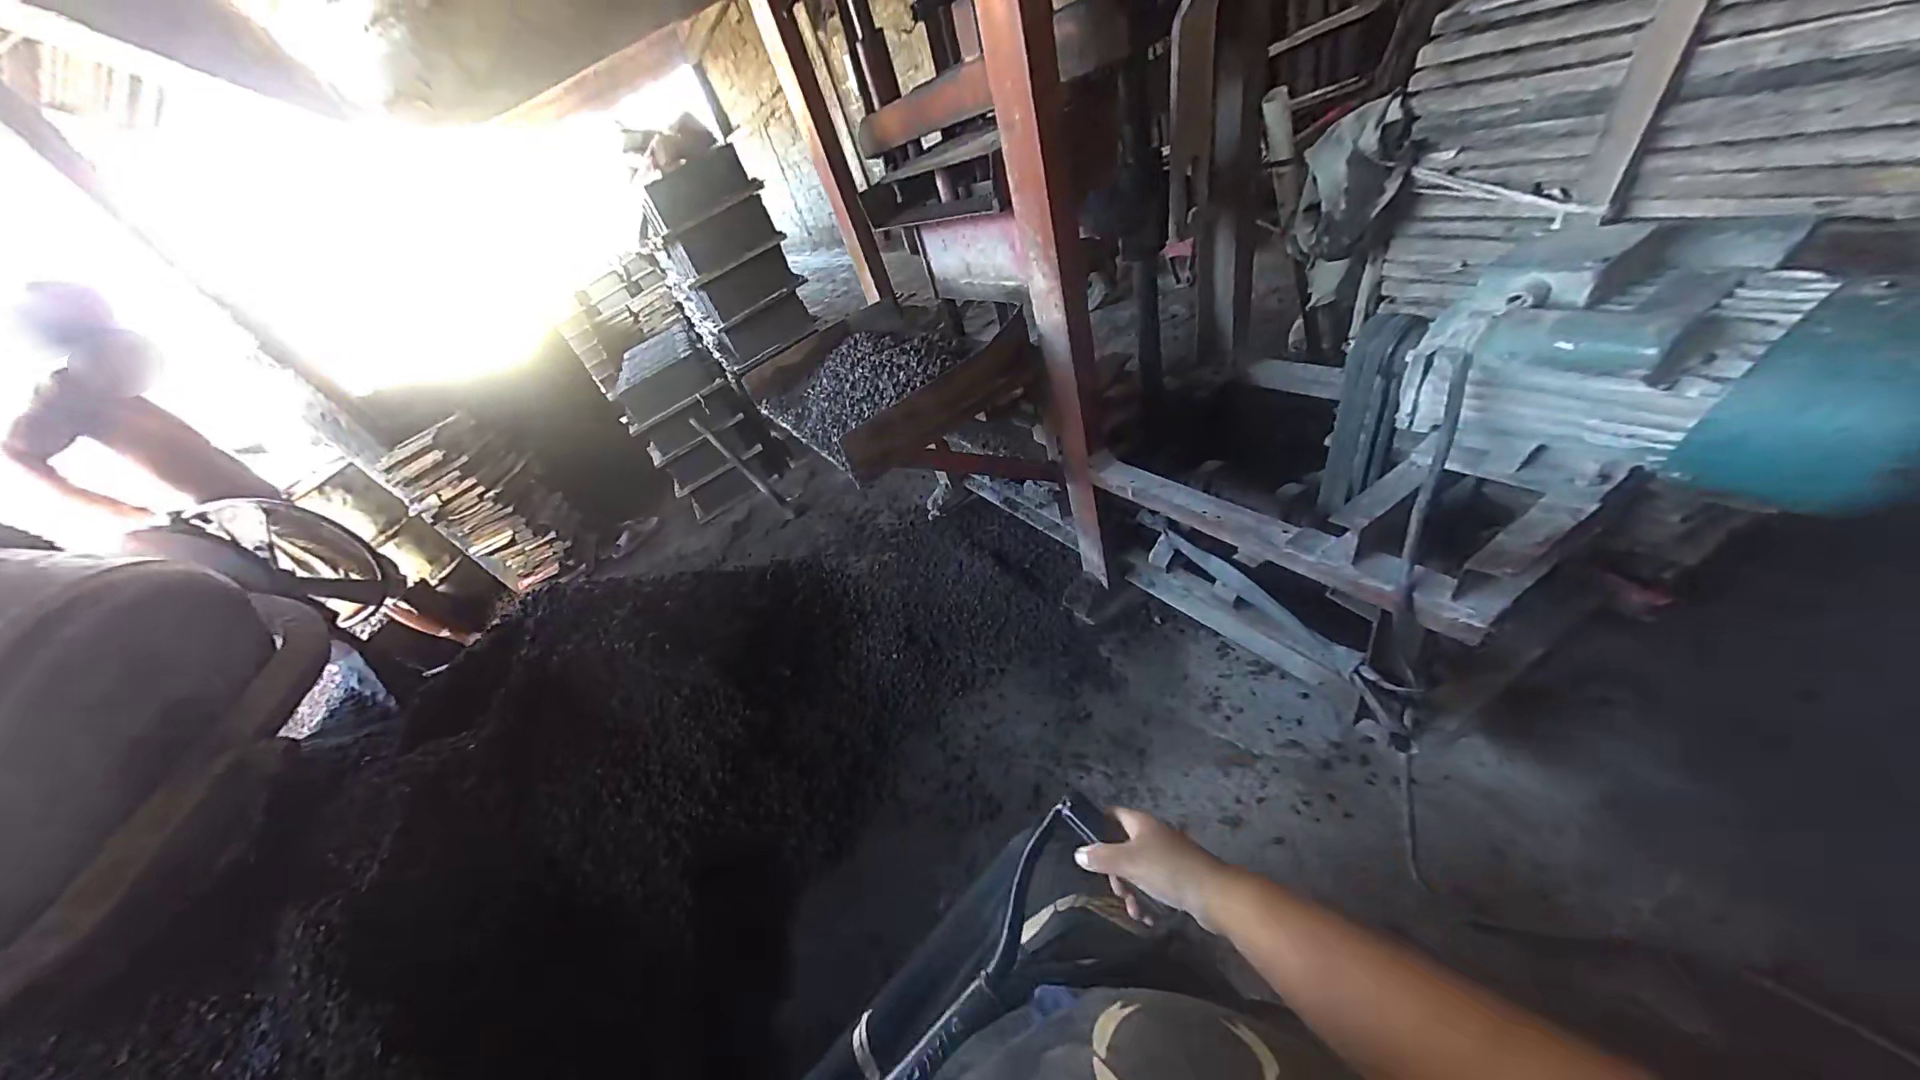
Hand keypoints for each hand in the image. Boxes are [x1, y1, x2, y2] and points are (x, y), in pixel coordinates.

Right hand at [1075, 807, 1240, 930]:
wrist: (1215, 895)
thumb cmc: (1168, 870)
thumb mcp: (1128, 862)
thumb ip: (1101, 857)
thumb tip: (1079, 854)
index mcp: (1141, 823)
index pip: (1112, 814)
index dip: (1098, 826)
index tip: (1089, 849)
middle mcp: (1153, 835)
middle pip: (1122, 848)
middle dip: (1116, 872)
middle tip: (1119, 890)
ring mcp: (1168, 856)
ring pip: (1137, 871)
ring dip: (1132, 892)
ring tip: (1135, 910)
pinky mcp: (1179, 878)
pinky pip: (1154, 886)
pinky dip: (1147, 900)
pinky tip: (1148, 916)